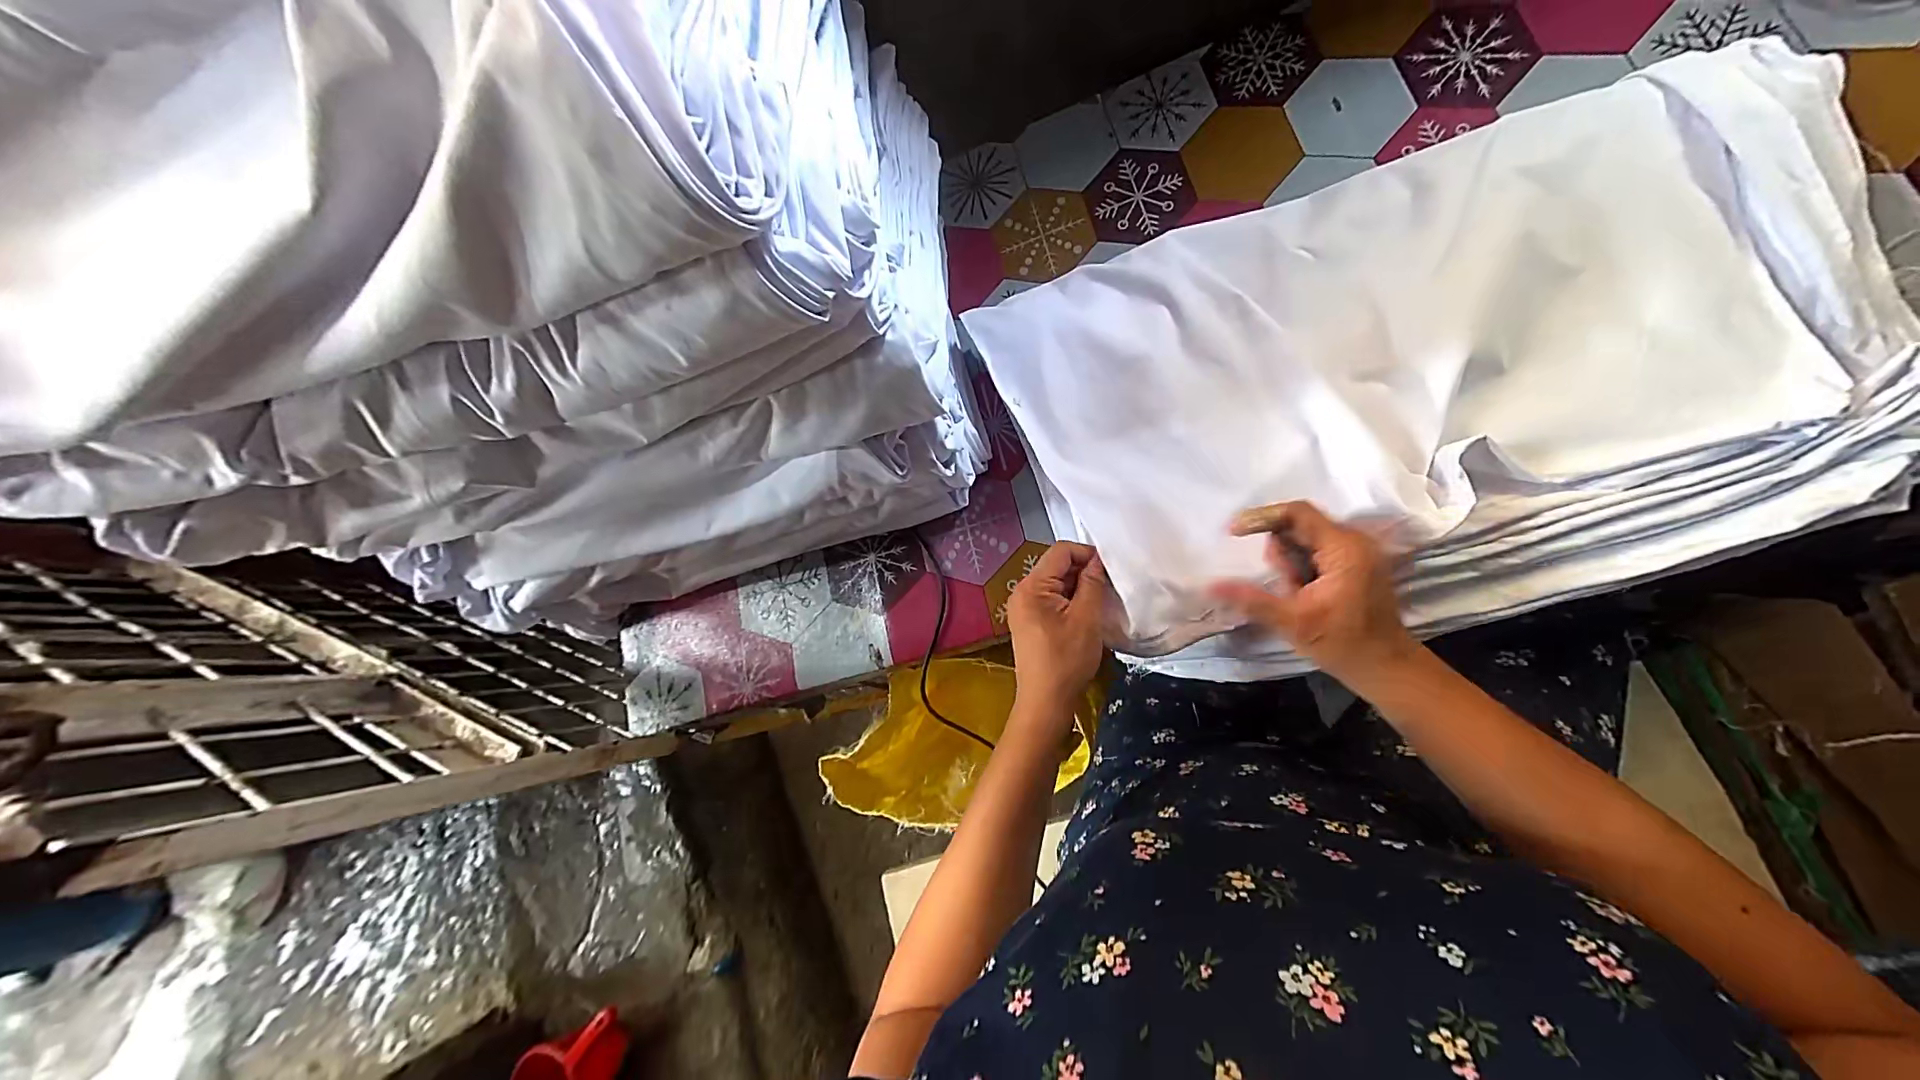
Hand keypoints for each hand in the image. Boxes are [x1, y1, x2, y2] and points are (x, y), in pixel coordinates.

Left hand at [1007, 541, 1108, 708]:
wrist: (1046, 701)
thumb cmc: (1066, 661)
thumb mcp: (1086, 618)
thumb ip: (1093, 583)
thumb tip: (1099, 561)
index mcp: (1031, 587)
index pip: (1061, 551)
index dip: (1087, 554)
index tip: (1110, 569)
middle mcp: (1022, 592)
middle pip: (1057, 566)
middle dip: (1084, 572)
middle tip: (1109, 588)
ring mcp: (1023, 607)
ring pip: (1056, 583)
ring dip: (1079, 588)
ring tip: (1100, 603)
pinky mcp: (1029, 621)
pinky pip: (1052, 599)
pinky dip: (1071, 601)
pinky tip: (1087, 615)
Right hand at [1208, 500, 1419, 684]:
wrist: (1385, 666)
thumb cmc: (1343, 644)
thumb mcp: (1292, 623)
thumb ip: (1251, 600)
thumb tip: (1210, 587)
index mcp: (1345, 548)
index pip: (1297, 513)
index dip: (1261, 517)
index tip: (1233, 532)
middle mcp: (1354, 540)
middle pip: (1298, 526)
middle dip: (1281, 555)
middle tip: (1286, 589)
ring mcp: (1357, 550)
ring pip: (1304, 539)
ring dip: (1290, 564)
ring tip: (1298, 596)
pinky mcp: (1355, 561)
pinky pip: (1315, 550)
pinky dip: (1301, 568)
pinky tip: (1304, 593)